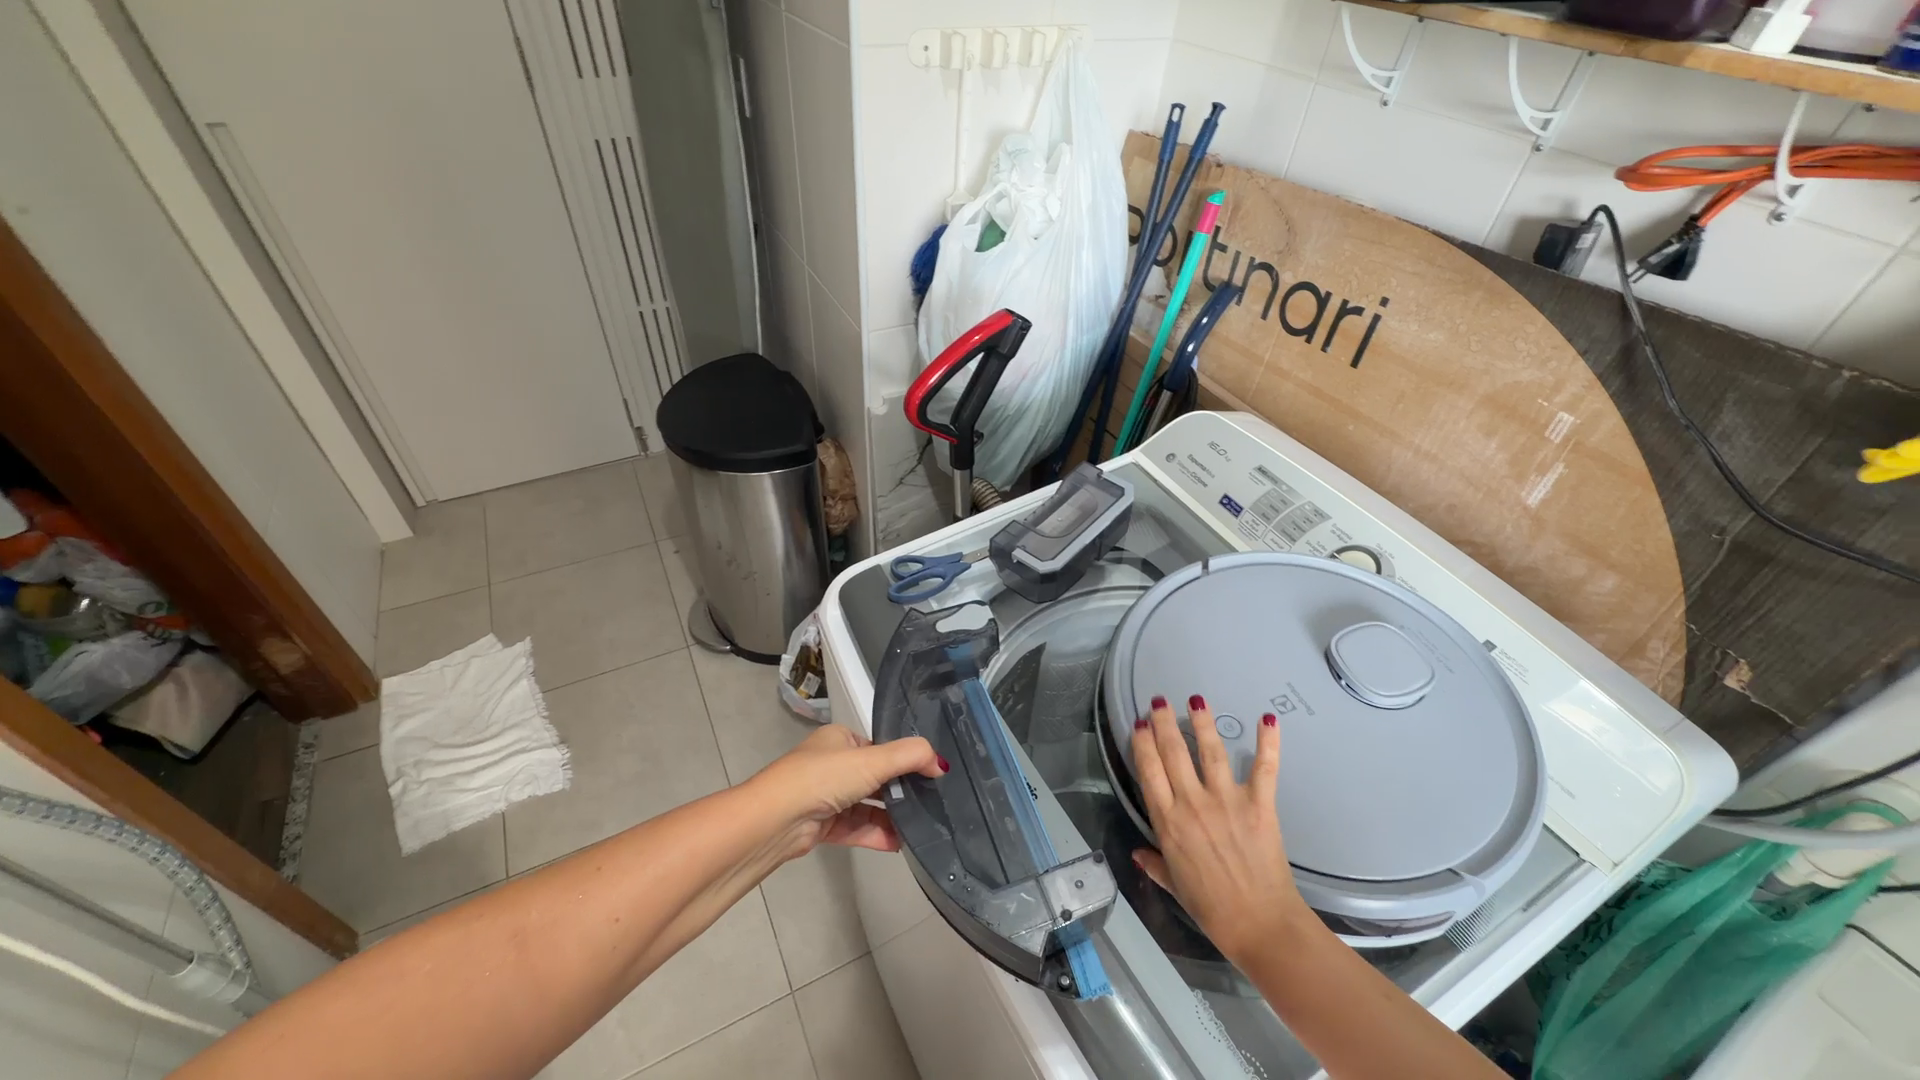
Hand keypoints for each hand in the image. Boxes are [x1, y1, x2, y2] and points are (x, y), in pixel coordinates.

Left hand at [749, 726, 946, 859]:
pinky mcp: (824, 826)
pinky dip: (878, 834)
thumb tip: (942, 763)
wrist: (777, 820)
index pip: (879, 747)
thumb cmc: (823, 778)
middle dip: (901, 791)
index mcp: (839, 739)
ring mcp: (827, 797)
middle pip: (876, 778)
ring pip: (868, 806)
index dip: (904, 760)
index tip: (932, 775)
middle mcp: (832, 765)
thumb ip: (910, 756)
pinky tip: (901, 843)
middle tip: (932, 802)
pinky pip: (858, 828)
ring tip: (922, 826)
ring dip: (892, 816)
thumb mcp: (872, 759)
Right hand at [1131, 695, 1308, 966]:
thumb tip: (1139, 853)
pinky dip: (1268, 742)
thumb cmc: (1211, 908)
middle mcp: (1192, 804)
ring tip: (1195, 699)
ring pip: (1209, 751)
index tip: (1139, 724)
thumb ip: (1155, 864)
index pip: (1149, 771)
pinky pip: (1264, 767)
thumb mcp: (1174, 886)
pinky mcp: (1259, 805)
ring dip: (1202, 722)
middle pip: (1173, 753)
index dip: (1142, 744)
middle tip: (1158, 701)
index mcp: (1167, 823)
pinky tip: (1267, 718)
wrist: (1258, 924)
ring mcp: (1226, 801)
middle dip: (1164, 723)